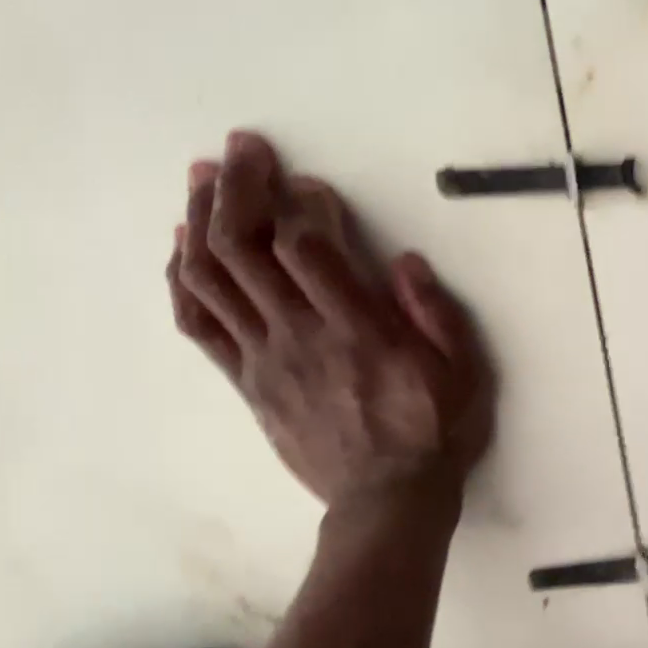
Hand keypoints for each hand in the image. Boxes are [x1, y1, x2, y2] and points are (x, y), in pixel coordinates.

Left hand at [167, 131, 492, 507]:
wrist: (390, 497)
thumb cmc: (438, 432)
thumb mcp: (465, 374)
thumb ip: (437, 316)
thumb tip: (405, 261)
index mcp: (361, 332)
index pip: (310, 249)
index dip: (303, 205)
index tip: (313, 184)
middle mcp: (301, 335)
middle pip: (246, 247)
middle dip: (240, 187)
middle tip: (243, 150)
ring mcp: (265, 357)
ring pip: (211, 274)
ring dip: (200, 218)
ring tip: (203, 180)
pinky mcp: (246, 379)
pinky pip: (197, 320)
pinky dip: (182, 275)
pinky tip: (184, 246)